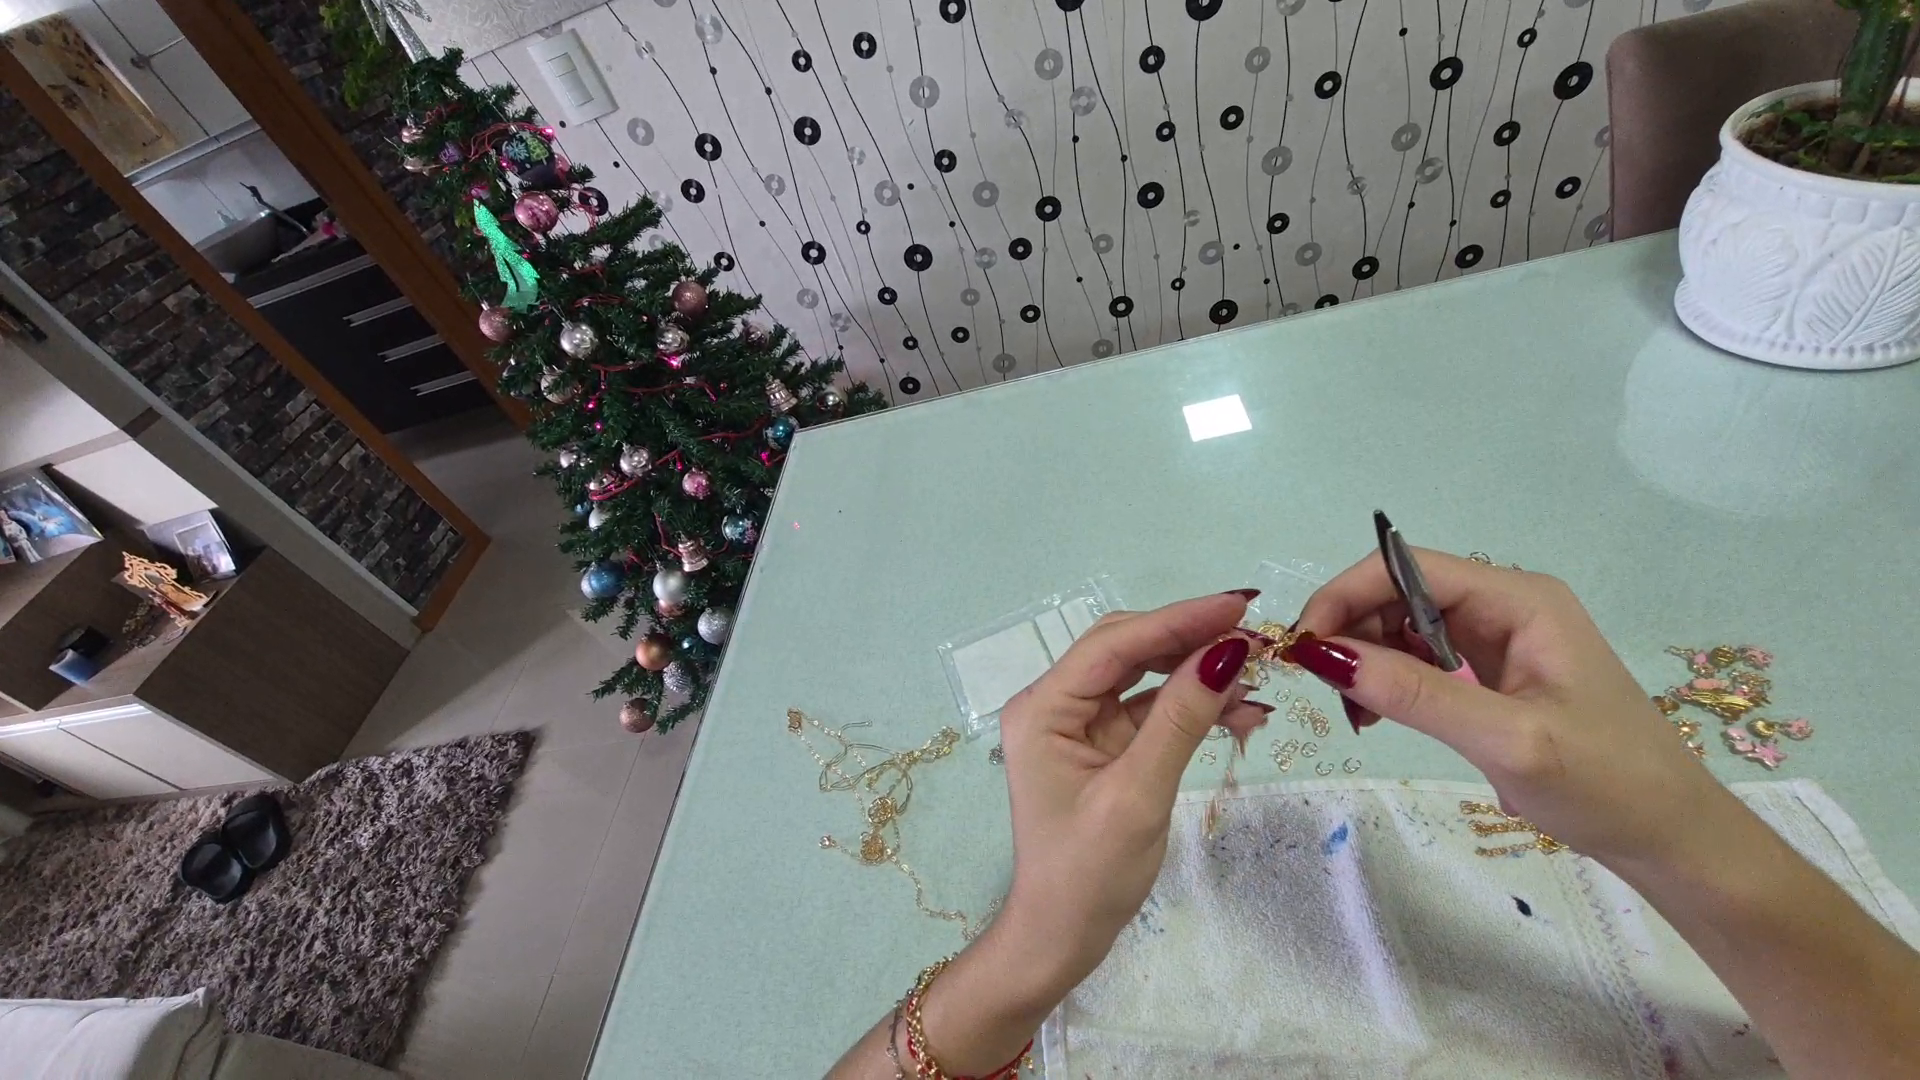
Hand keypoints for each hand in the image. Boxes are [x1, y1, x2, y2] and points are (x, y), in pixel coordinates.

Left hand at [829, 592, 1273, 1078]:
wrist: (1062, 936)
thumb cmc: (1089, 874)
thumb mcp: (1138, 794)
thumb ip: (1180, 720)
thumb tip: (1228, 653)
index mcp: (1042, 708)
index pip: (1112, 644)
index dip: (1176, 620)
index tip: (1236, 606)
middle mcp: (1054, 703)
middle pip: (1125, 649)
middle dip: (1188, 639)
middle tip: (1254, 636)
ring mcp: (1077, 722)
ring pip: (1141, 675)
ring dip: (1195, 673)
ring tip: (1257, 676)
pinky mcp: (1100, 743)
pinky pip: (1148, 709)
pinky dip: (1190, 706)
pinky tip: (1239, 710)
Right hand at [1290, 550, 1742, 869]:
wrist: (1674, 842)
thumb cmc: (1608, 786)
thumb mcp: (1506, 739)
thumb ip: (1413, 692)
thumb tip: (1319, 654)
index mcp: (1517, 599)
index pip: (1403, 568)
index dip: (1344, 596)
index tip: (1304, 648)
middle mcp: (1501, 605)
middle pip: (1394, 594)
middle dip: (1349, 633)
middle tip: (1326, 691)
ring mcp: (1494, 638)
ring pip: (1396, 626)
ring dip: (1362, 661)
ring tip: (1355, 713)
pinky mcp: (1486, 671)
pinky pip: (1413, 658)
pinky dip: (1383, 682)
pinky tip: (1376, 714)